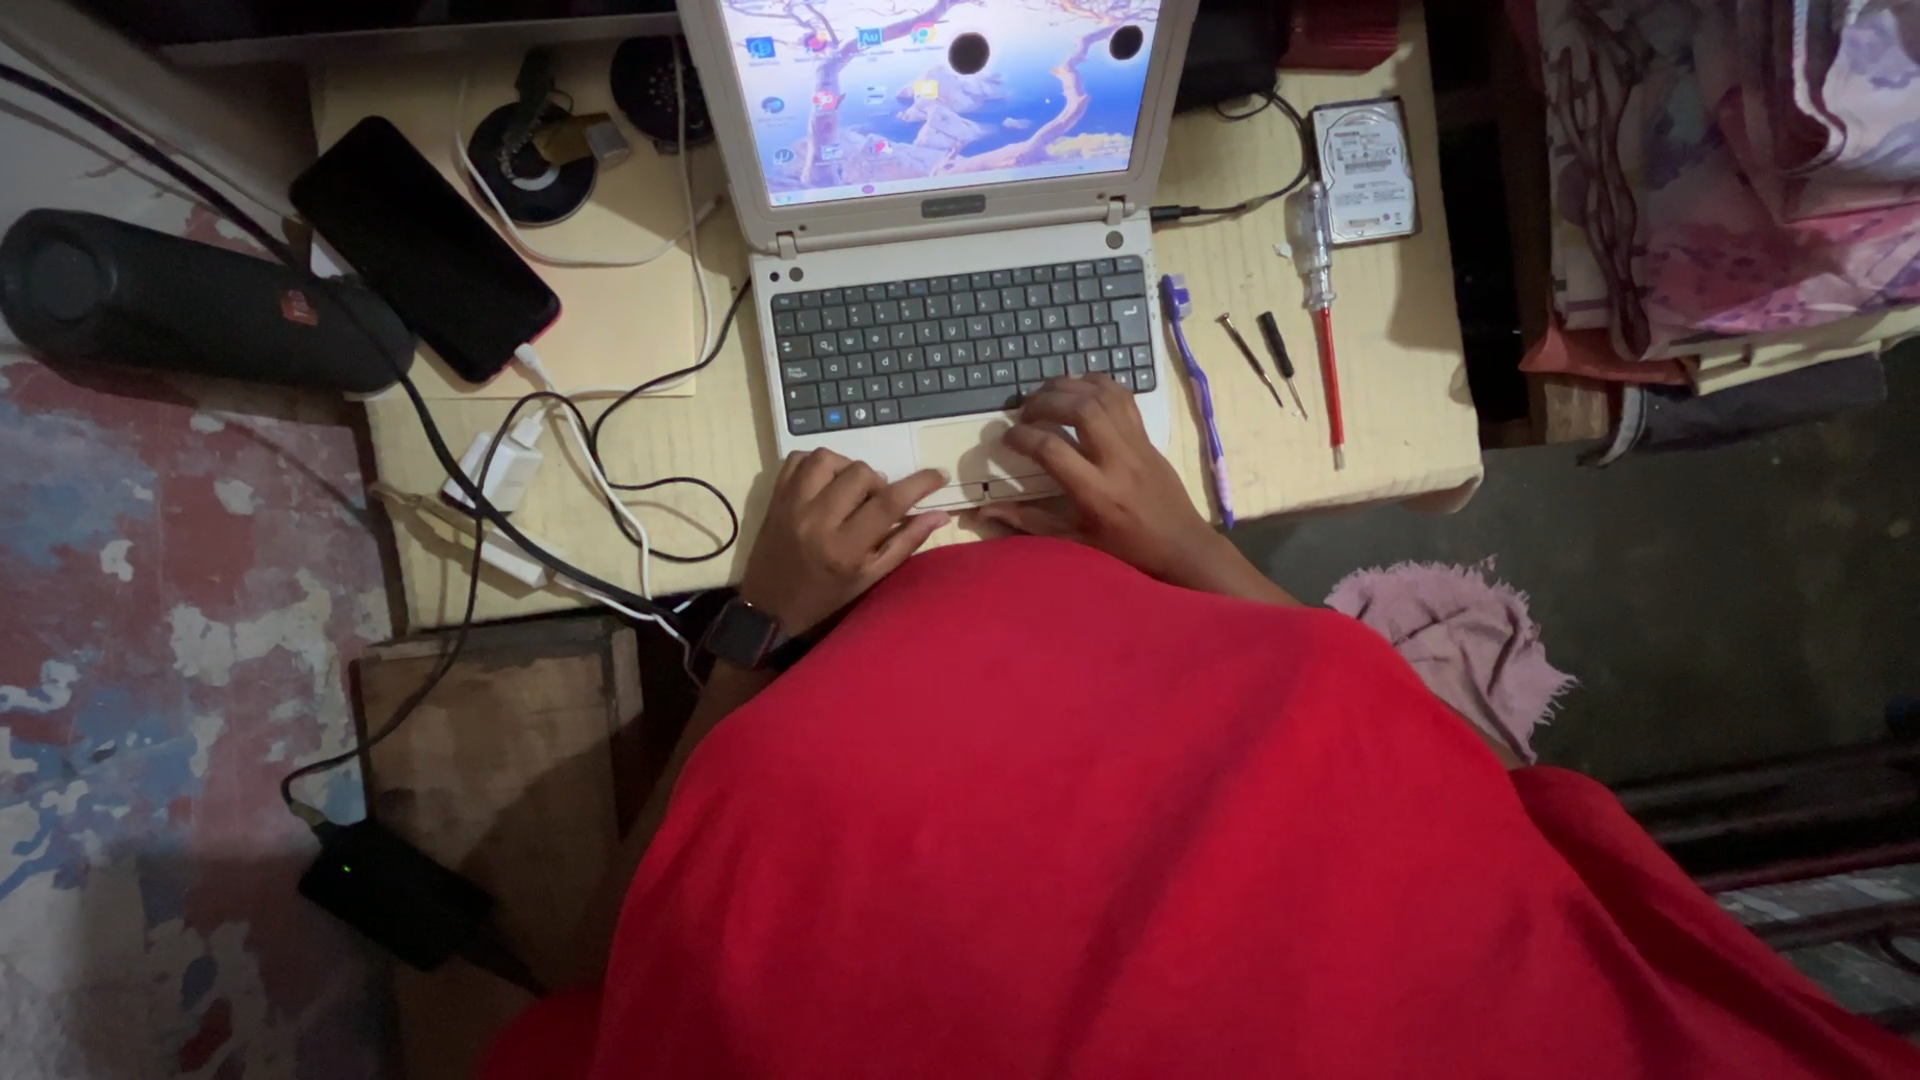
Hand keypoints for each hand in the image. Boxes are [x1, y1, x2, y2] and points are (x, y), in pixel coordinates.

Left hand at [739, 449, 949, 635]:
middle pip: (860, 473)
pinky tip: (826, 482)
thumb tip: (940, 514)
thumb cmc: (825, 599)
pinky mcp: (774, 497)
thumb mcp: (870, 578)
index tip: (938, 475)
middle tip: (876, 502)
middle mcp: (816, 521)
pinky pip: (798, 459)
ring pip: (827, 458)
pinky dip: (817, 464)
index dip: (919, 483)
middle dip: (878, 482)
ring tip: (850, 489)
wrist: (768, 608)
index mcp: (844, 548)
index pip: (889, 503)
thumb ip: (905, 543)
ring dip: (847, 468)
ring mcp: (791, 505)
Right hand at [981, 376, 1294, 604]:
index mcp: (1097, 493)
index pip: (1053, 449)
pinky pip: (1123, 397)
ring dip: (1069, 386)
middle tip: (1025, 411)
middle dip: (1045, 401)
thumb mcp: (1074, 541)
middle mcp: (1118, 461)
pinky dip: (1097, 384)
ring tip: (1045, 394)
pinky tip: (1078, 389)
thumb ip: (1029, 521)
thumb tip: (985, 512)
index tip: (1006, 438)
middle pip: (1080, 409)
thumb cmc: (1125, 550)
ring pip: (1103, 396)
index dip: (1022, 437)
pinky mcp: (1148, 436)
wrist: (1182, 546)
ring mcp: (1137, 444)